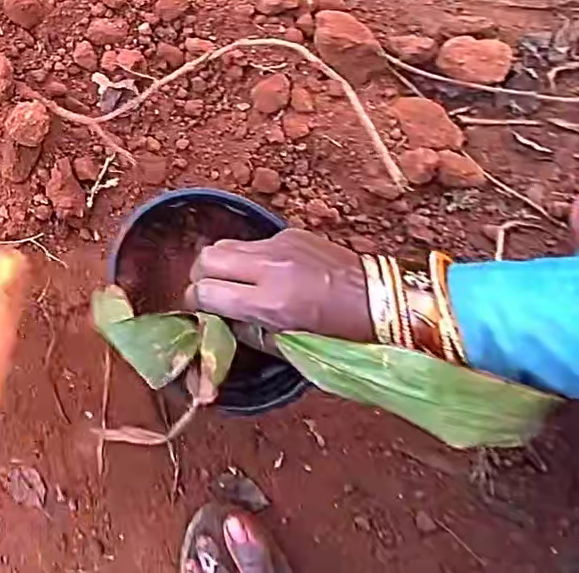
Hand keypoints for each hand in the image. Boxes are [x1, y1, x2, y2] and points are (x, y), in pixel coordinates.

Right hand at [184, 229, 372, 341]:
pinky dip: (247, 257)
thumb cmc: (343, 334)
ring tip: (231, 281)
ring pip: (224, 245)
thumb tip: (221, 321)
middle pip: (206, 259)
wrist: (384, 300)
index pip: (207, 292)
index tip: (196, 310)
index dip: (194, 303)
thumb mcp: (293, 345)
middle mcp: (269, 267)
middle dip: (199, 277)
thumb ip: (251, 332)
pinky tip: (265, 272)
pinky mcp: (288, 233)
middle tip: (208, 292)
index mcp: (271, 302)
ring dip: (219, 264)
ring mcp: (278, 245)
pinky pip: (252, 242)